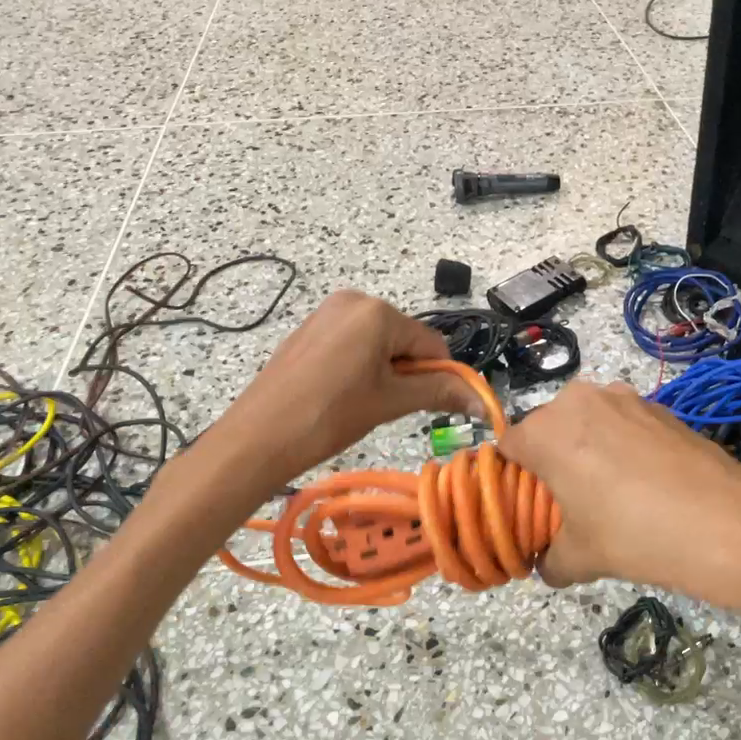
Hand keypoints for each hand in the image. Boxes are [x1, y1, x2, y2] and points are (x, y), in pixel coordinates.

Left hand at [209, 290, 482, 486]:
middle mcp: (354, 300)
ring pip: (378, 343)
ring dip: (382, 372)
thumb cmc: (330, 416)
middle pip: (404, 340)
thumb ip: (440, 391)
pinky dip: (358, 367)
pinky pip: (351, 344)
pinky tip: (340, 395)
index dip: (438, 376)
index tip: (429, 407)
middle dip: (405, 372)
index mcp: (379, 311)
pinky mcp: (308, 330)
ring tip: (359, 403)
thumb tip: (483, 401)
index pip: (432, 344)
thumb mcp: (391, 402)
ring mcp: (327, 313)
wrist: (257, 438)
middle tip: (383, 406)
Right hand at [497, 380, 740, 611]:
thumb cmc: (634, 534)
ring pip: (588, 424)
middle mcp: (582, 400)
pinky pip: (623, 425)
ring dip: (589, 452)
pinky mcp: (660, 407)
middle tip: (567, 506)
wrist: (723, 520)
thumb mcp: (579, 558)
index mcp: (547, 430)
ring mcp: (626, 398)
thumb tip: (546, 563)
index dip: (511, 479)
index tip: (524, 507)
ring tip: (610, 497)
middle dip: (551, 463)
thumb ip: (548, 559)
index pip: (508, 447)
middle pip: (549, 430)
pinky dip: (624, 448)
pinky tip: (645, 486)